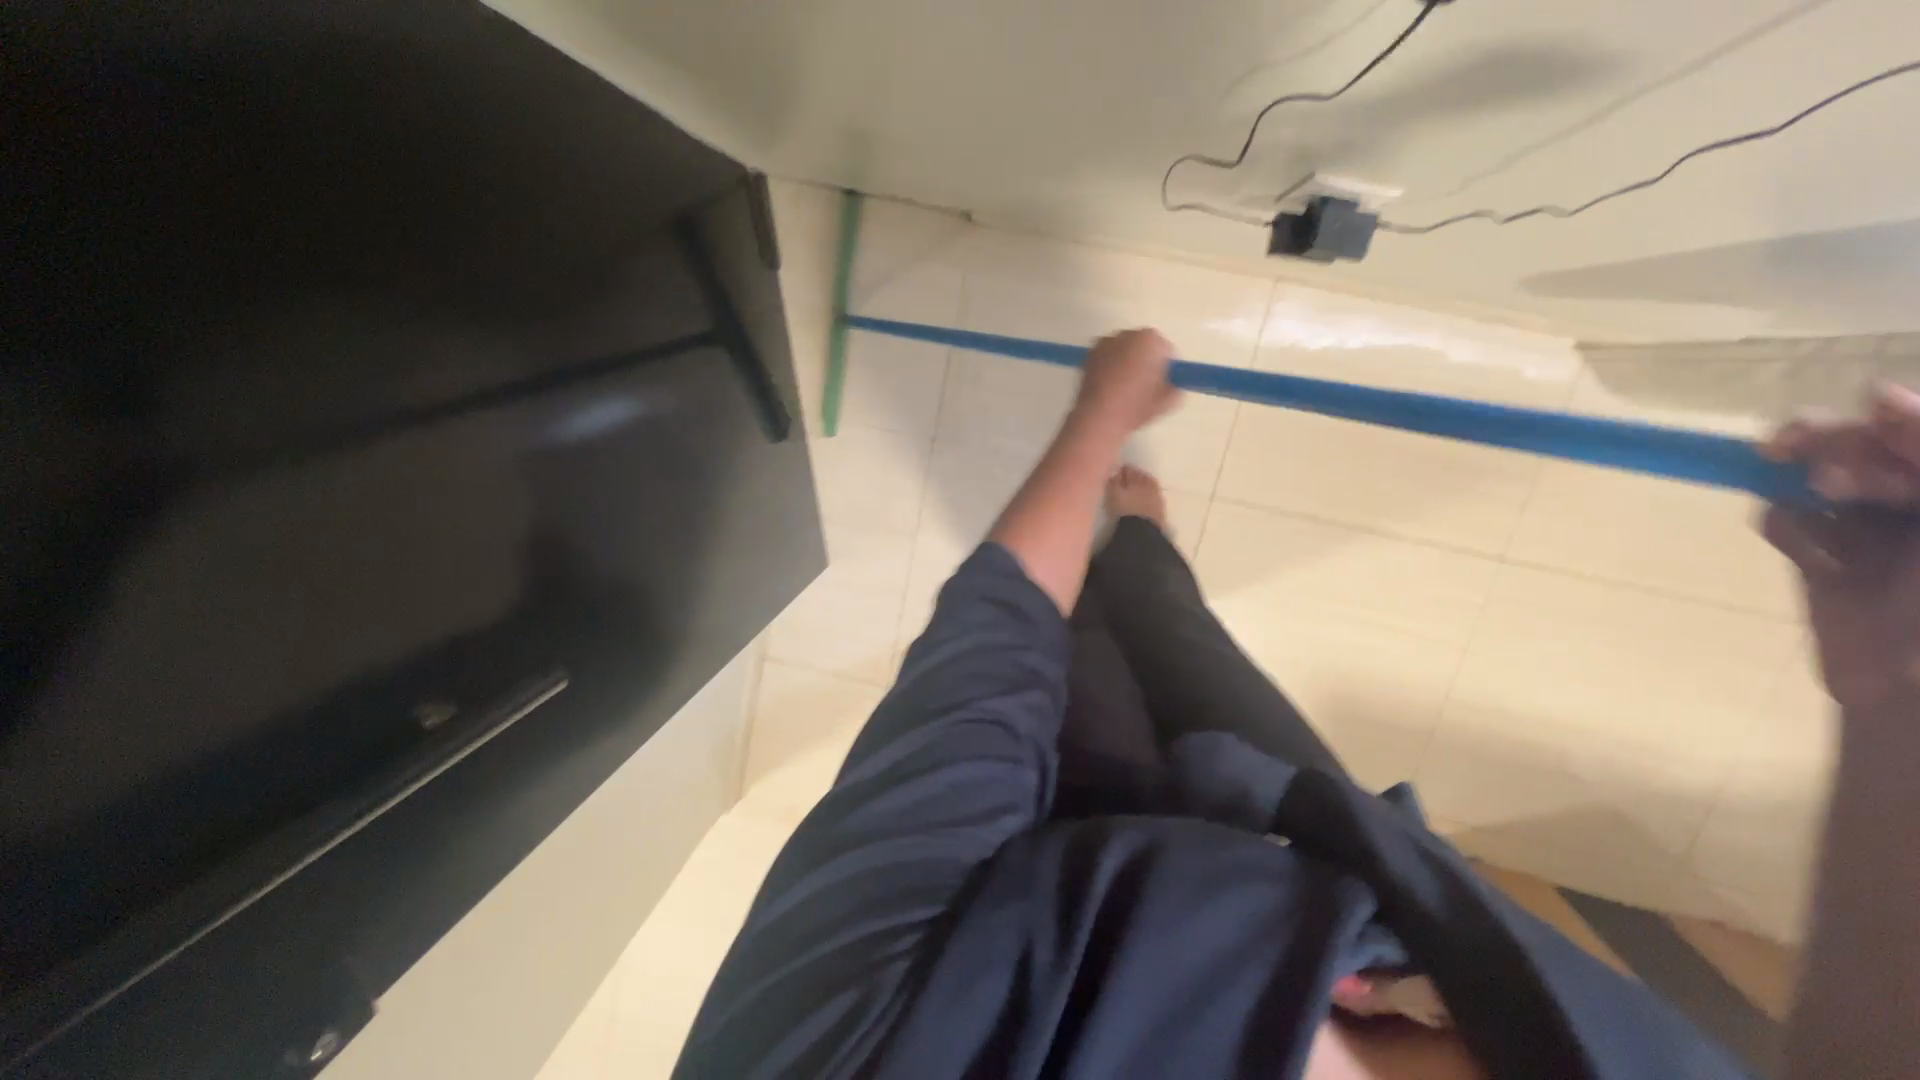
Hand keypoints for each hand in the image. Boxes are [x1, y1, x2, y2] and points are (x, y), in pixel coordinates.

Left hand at [1073, 329, 1180, 435]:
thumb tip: (1173, 382)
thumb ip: (1176, 385)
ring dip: (1126, 361)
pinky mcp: (1089, 355)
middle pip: (1143, 345)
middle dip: (1145, 359)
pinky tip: (1110, 385)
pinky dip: (1109, 365)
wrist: (1099, 417)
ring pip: (1123, 349)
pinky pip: (1106, 357)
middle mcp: (1127, 334)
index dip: (1166, 366)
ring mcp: (1105, 343)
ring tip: (1125, 386)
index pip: (1165, 349)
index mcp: (1150, 340)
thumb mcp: (1168, 400)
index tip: (1163, 382)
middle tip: (1145, 384)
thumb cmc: (1137, 406)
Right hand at [1762, 383, 1919, 713]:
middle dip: (1846, 447)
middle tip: (1833, 477)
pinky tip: (1811, 553)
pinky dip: (1787, 526)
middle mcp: (1916, 498)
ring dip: (1805, 474)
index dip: (1901, 414)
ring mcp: (1871, 528)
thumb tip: (1876, 397)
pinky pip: (1786, 520)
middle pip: (1870, 444)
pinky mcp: (1818, 557)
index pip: (1915, 427)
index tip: (1874, 409)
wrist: (1918, 693)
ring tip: (1814, 493)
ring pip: (1818, 472)